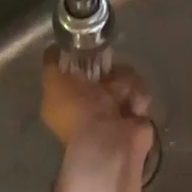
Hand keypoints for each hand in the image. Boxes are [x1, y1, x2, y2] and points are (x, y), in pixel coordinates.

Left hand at [39, 48, 153, 153]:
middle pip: (104, 64)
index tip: (87, 48)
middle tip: (104, 81)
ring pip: (124, 74)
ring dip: (124, 85)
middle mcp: (89, 99)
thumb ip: (51, 64)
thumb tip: (53, 47)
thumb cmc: (77, 113)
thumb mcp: (54, 84)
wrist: (109, 144)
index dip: (81, 54)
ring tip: (119, 101)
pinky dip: (137, 98)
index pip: (75, 65)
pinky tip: (132, 110)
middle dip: (107, 69)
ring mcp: (114, 104)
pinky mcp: (136, 110)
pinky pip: (140, 90)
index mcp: (66, 94)